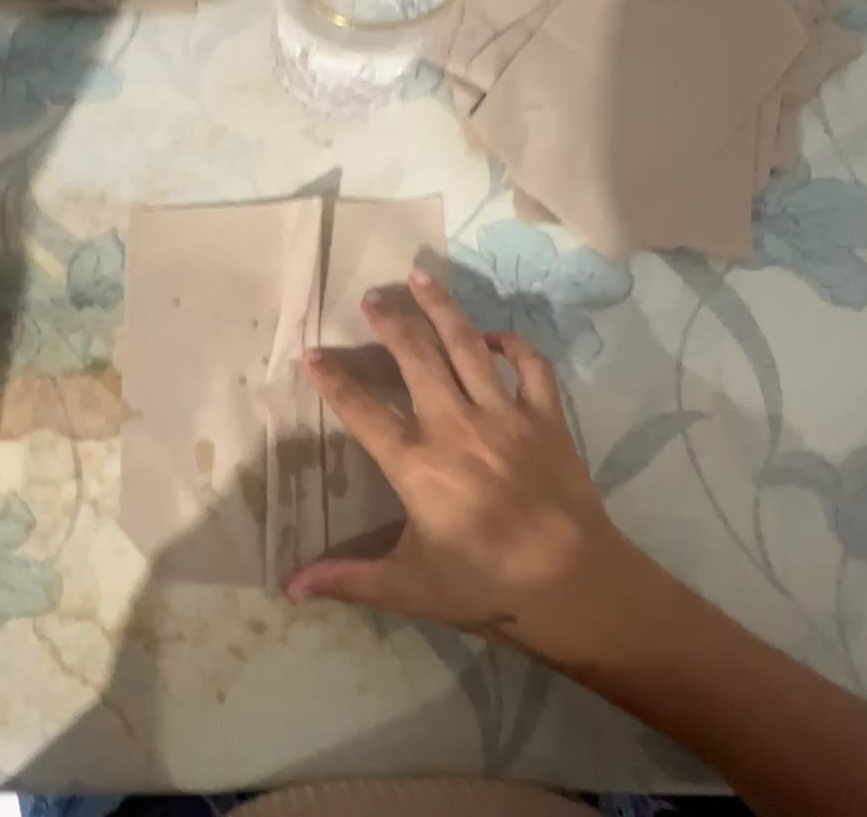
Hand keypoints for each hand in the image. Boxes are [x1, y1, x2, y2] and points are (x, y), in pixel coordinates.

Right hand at [286, 269, 659, 661]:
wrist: (578, 588)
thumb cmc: (485, 587)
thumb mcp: (407, 587)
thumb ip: (347, 578)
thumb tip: (289, 589)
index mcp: (417, 464)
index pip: (362, 411)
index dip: (334, 380)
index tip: (312, 353)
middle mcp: (455, 426)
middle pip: (415, 358)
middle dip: (390, 322)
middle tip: (372, 295)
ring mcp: (505, 416)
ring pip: (467, 347)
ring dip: (441, 309)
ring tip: (421, 276)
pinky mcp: (546, 418)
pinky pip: (531, 366)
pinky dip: (514, 343)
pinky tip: (494, 333)